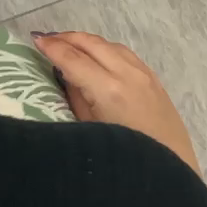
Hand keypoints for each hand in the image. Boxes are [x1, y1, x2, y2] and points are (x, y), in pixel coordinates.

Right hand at [33, 32, 199, 172]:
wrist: (171, 168)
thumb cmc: (124, 157)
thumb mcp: (89, 128)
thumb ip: (76, 96)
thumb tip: (65, 74)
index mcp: (107, 90)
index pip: (73, 58)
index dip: (52, 47)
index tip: (35, 40)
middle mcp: (126, 74)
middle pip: (91, 43)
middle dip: (67, 38)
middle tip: (47, 39)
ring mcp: (143, 73)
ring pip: (109, 44)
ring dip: (86, 41)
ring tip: (68, 44)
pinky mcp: (153, 77)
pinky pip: (124, 53)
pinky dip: (105, 48)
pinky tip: (96, 55)